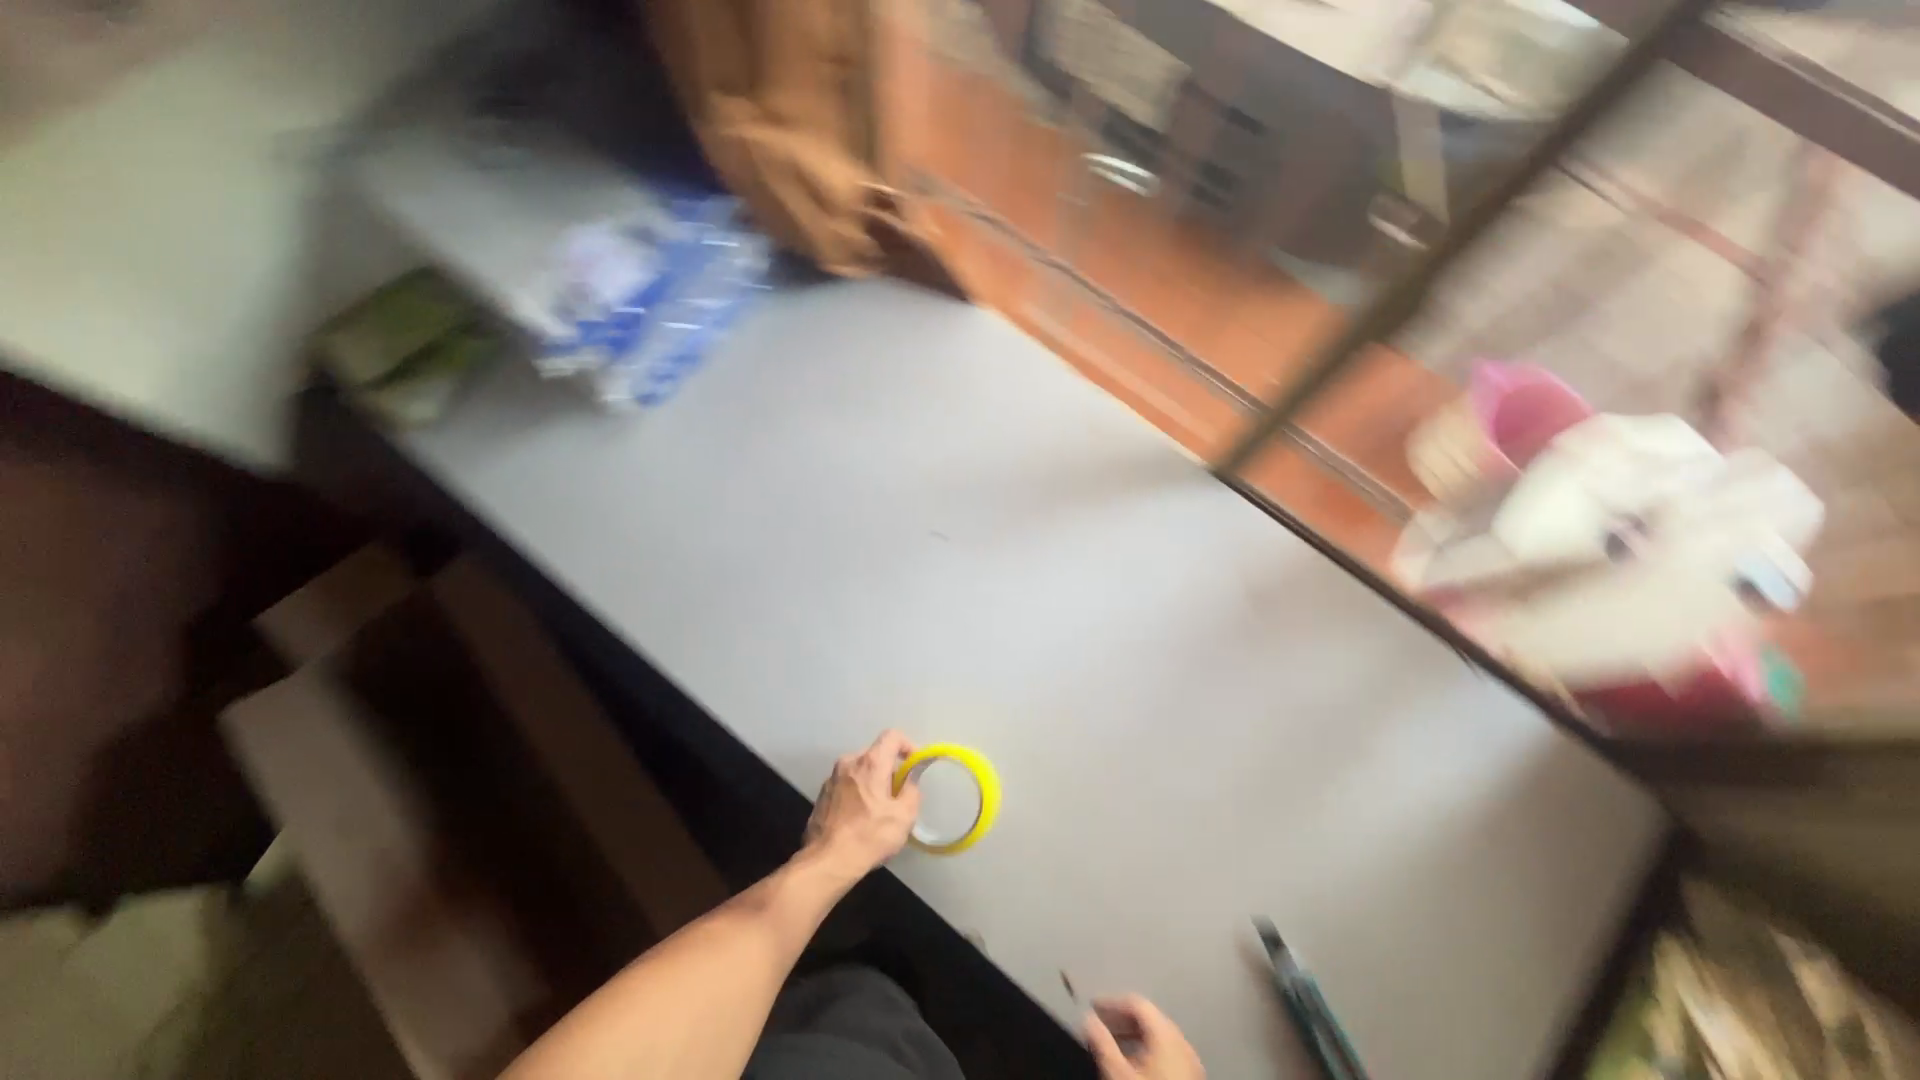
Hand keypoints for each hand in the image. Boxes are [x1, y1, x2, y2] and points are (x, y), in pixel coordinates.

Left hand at [801, 731, 921, 881]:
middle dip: (890, 770)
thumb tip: (910, 780)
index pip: (892, 736)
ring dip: (872, 782)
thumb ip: (912, 791)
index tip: (914, 766)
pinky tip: (860, 818)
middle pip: (875, 754)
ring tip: (879, 810)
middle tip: (898, 795)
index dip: (908, 746)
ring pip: (860, 770)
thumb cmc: (870, 836)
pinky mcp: (822, 794)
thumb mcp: (904, 817)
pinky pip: (846, 784)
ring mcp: (831, 778)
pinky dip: (857, 792)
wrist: (827, 861)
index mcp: (870, 763)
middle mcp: (848, 763)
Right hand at [1084, 996, 1203, 1079]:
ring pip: (1159, 1035)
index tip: (1092, 1007)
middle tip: (1099, 1024)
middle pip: (1150, 1018)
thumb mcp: (1118, 1074)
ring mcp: (1190, 1061)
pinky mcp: (1190, 1076)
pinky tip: (1132, 1062)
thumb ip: (1102, 1043)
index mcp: (1166, 1035)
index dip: (1112, 1002)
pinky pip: (1167, 1051)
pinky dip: (1147, 1048)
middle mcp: (1182, 1042)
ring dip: (1133, 1034)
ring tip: (1111, 1043)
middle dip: (1122, 1018)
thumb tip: (1087, 1019)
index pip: (1138, 1003)